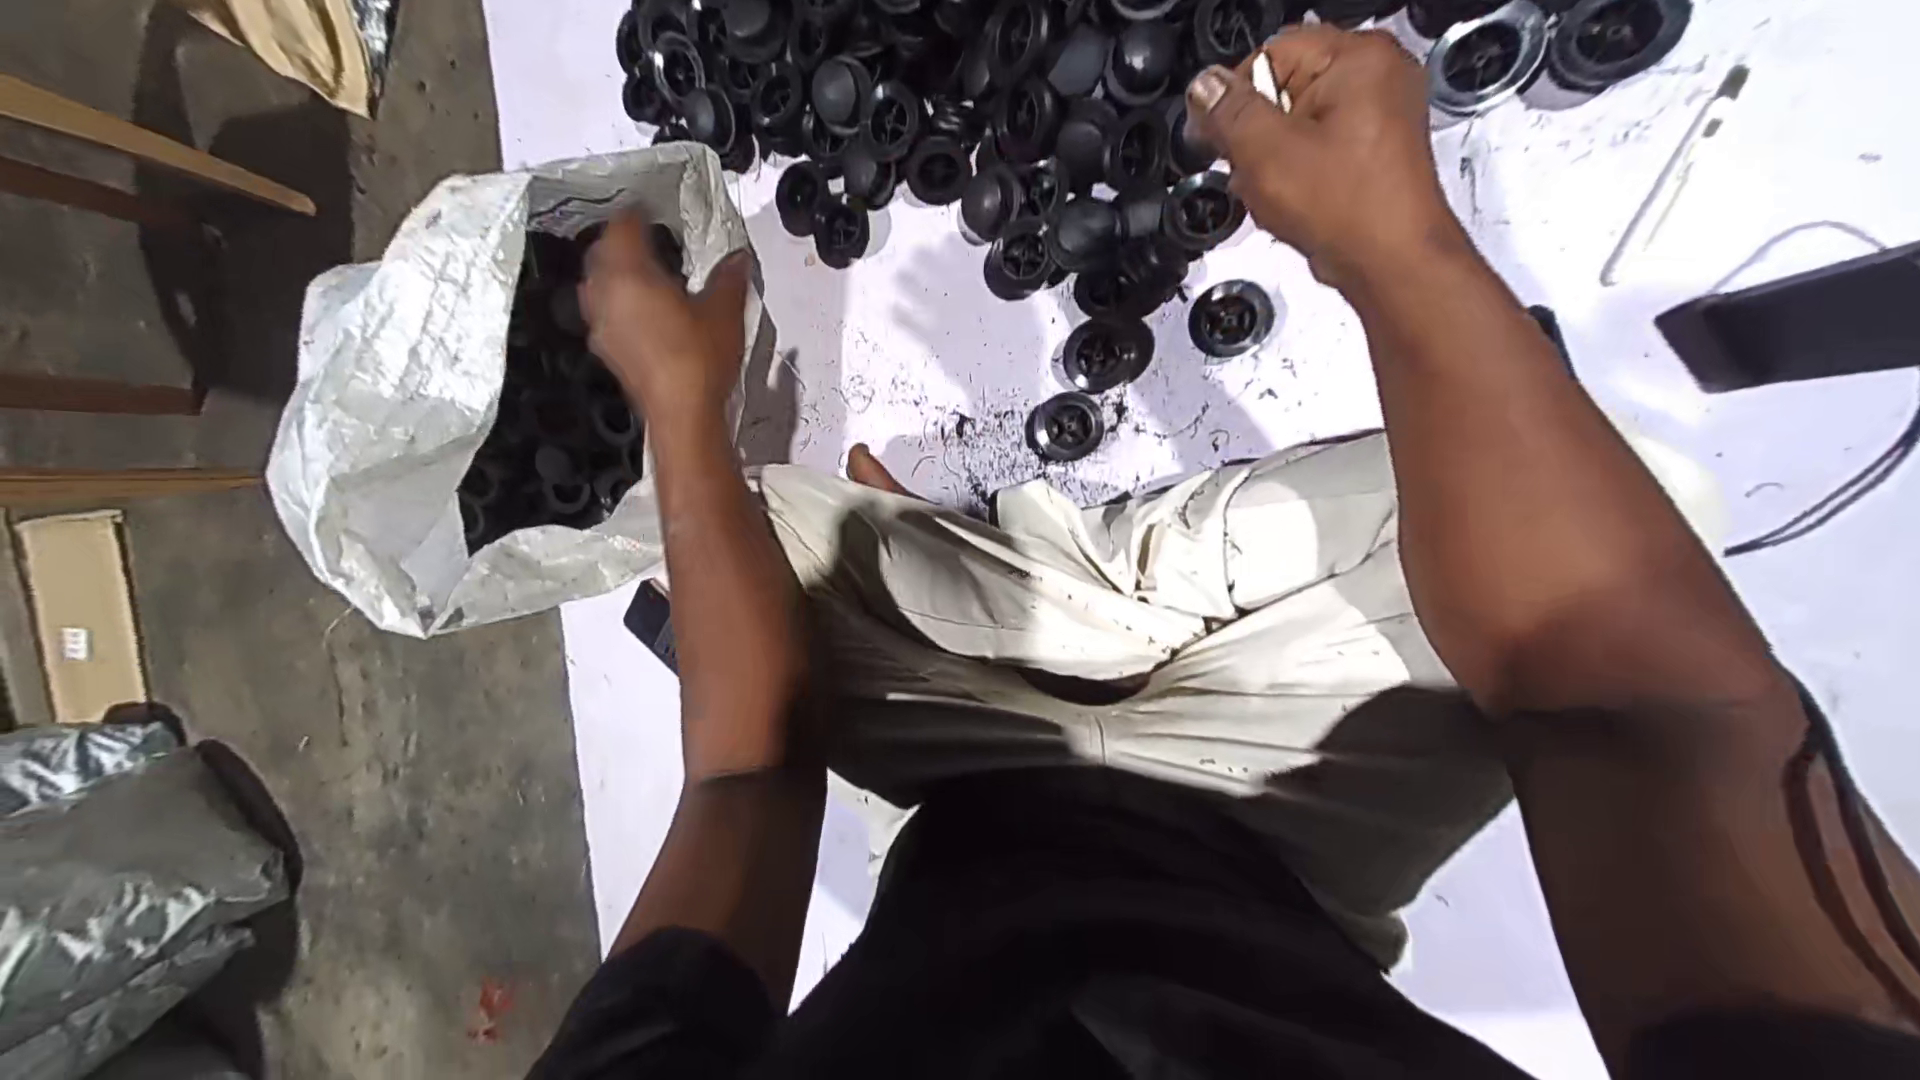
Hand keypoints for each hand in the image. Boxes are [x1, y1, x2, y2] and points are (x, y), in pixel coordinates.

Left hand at [578, 212, 752, 421]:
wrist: (683, 413)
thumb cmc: (698, 361)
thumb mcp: (724, 313)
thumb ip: (729, 279)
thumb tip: (738, 260)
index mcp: (630, 274)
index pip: (622, 227)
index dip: (636, 214)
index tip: (648, 210)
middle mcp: (606, 295)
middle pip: (602, 252)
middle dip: (621, 243)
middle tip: (644, 240)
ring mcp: (602, 325)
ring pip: (598, 285)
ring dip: (616, 274)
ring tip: (644, 277)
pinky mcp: (608, 351)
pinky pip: (606, 314)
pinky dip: (619, 305)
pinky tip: (644, 315)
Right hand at [1185, 26, 1468, 288]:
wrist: (1387, 258)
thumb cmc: (1347, 207)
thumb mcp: (1266, 154)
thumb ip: (1230, 114)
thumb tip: (1204, 86)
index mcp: (1356, 59)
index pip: (1270, 52)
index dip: (1233, 98)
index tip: (1216, 134)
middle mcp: (1375, 77)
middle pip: (1283, 90)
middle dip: (1254, 137)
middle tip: (1252, 171)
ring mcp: (1377, 117)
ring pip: (1296, 126)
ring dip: (1271, 162)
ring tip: (1277, 192)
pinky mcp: (1371, 153)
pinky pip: (1315, 152)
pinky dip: (1295, 176)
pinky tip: (1292, 201)